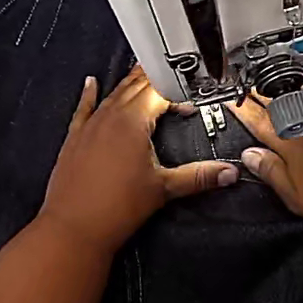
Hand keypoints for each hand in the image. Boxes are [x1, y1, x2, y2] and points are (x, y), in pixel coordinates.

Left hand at [40, 65, 237, 250]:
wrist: (73, 229)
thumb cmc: (114, 209)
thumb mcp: (164, 188)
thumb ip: (199, 177)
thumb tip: (229, 173)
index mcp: (132, 121)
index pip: (161, 91)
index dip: (180, 93)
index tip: (193, 103)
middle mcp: (109, 116)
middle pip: (137, 85)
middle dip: (158, 79)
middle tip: (174, 76)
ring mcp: (90, 125)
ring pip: (114, 93)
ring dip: (132, 84)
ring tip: (145, 72)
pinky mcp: (75, 137)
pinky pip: (84, 107)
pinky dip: (90, 93)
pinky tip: (91, 82)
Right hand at [227, 45, 302, 246]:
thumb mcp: (301, 199)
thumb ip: (273, 174)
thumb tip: (252, 157)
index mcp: (294, 145)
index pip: (260, 122)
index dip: (244, 110)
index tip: (233, 102)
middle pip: (283, 99)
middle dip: (264, 88)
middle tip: (253, 79)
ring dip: (302, 72)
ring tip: (289, 61)